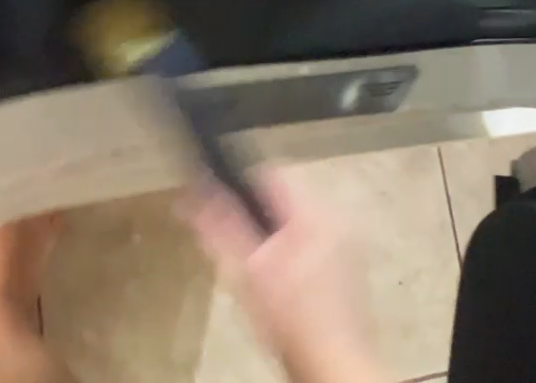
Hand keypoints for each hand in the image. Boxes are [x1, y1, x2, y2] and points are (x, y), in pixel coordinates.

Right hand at [182, 168, 389, 382]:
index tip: (216, 201)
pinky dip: (287, 245)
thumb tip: (189, 191)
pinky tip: (275, 276)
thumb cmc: (288, 319)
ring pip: (294, 217)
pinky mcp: (346, 266)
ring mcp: (345, 244)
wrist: (334, 371)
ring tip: (251, 258)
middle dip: (252, 209)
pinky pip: (308, 237)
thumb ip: (217, 225)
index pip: (269, 172)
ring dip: (269, 228)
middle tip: (230, 235)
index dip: (237, 181)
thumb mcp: (244, 270)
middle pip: (282, 194)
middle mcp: (335, 220)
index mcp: (314, 213)